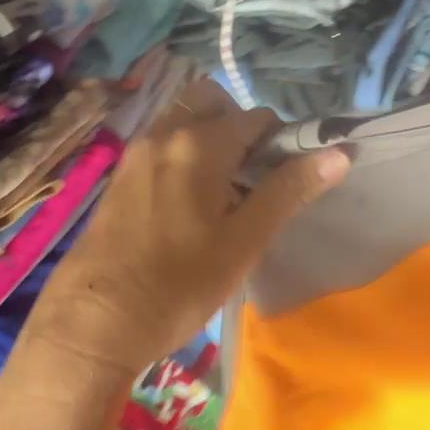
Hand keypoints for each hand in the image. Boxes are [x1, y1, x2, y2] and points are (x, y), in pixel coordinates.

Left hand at [14, 78, 350, 381]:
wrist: (90, 328)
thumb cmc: (177, 284)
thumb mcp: (244, 242)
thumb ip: (290, 190)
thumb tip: (339, 152)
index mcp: (200, 143)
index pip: (256, 117)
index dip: (279, 141)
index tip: (283, 179)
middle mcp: (165, 134)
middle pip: (211, 101)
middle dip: (237, 124)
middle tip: (249, 175)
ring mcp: (136, 154)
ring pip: (181, 119)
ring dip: (207, 136)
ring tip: (220, 191)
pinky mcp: (118, 178)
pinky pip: (160, 143)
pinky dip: (181, 153)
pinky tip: (186, 205)